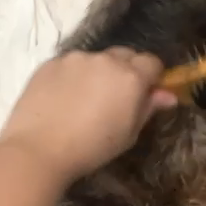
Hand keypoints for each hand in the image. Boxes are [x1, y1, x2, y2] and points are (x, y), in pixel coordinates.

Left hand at [0, 48, 177, 183]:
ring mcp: (75, 58)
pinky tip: (64, 98)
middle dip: (128, 70)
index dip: (152, 77)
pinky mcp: (50, 63)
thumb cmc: (92, 148)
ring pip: (97, 59)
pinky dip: (74, 76)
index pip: (152, 62)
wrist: (38, 150)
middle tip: (117, 97)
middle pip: (126, 55)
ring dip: (99, 72)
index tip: (146, 93)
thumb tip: (168, 95)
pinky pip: (71, 64)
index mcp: (130, 77)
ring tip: (85, 99)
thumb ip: (148, 108)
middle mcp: (105, 60)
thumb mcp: (128, 134)